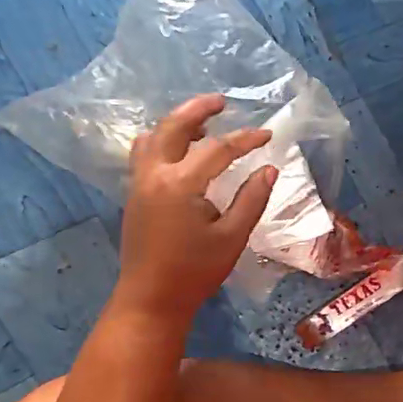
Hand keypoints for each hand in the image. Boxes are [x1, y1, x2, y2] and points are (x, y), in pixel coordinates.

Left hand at [115, 94, 277, 321]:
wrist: (151, 299)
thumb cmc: (195, 272)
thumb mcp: (232, 237)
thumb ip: (252, 199)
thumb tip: (268, 168)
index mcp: (180, 184)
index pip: (218, 149)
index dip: (246, 140)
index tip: (268, 136)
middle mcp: (154, 175)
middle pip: (173, 126)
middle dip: (198, 109)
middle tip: (221, 102)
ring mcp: (138, 183)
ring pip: (153, 137)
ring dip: (177, 124)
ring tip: (202, 126)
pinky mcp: (133, 194)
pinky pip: (144, 153)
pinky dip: (162, 141)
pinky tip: (179, 151)